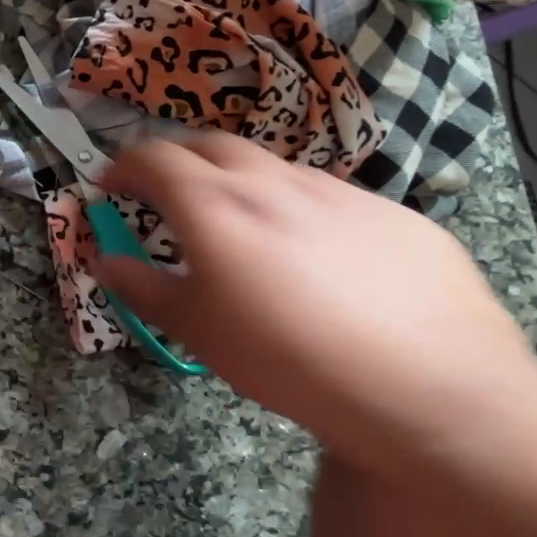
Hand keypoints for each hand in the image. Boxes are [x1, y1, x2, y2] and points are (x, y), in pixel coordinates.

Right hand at [91, 133, 536, 478]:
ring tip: (242, 229)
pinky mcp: (399, 218)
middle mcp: (274, 184)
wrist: (429, 391)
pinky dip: (301, 210)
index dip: (123, 165)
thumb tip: (107, 262)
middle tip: (166, 193)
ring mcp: (343, 196)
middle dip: (179, 160)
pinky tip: (317, 260)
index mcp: (214, 205)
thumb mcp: (194, 328)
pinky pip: (333, 198)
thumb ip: (143, 287)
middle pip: (212, 145)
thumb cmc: (283, 357)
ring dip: (242, 183)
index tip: (111, 186)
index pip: (153, 157)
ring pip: (275, 169)